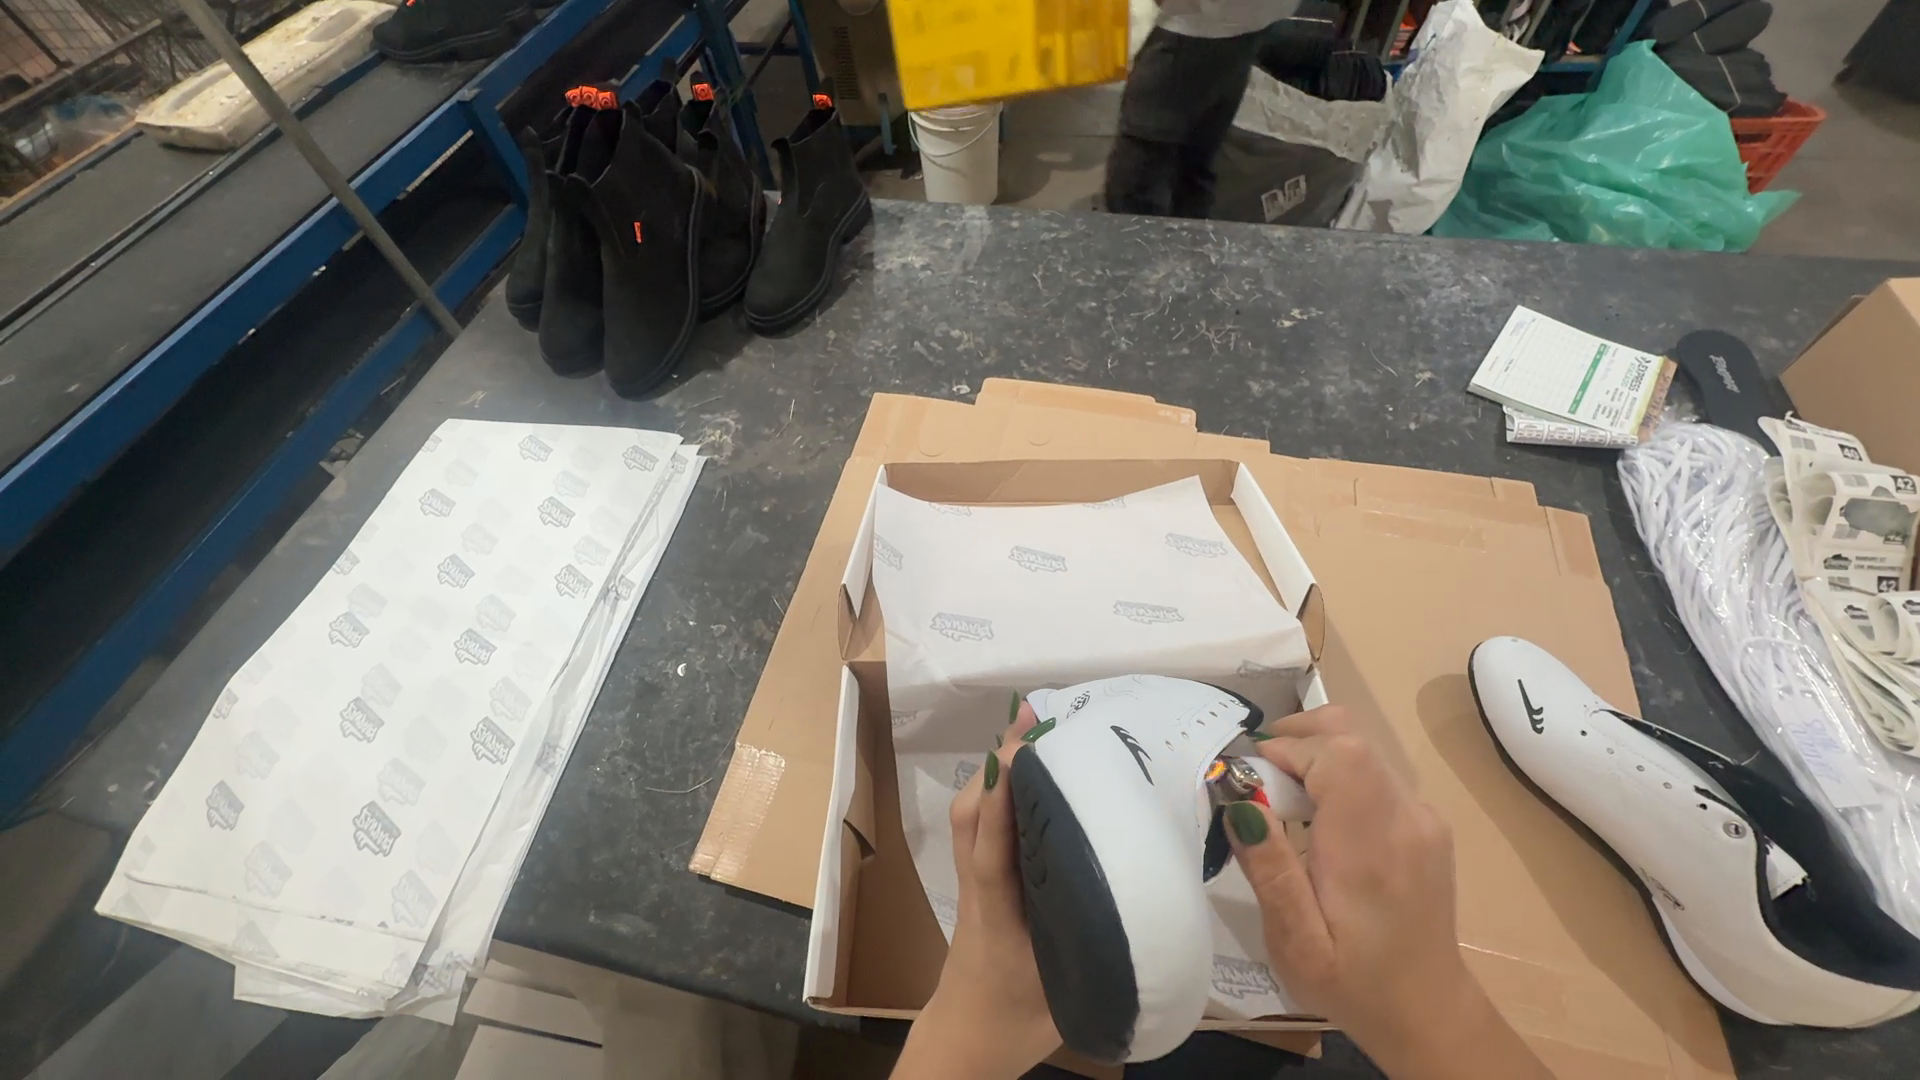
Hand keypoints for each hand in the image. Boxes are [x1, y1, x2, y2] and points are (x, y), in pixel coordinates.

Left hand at [893, 701, 1059, 1079]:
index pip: (991, 848)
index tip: (1018, 751)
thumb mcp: (1063, 989)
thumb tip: (1142, 900)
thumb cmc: (1015, 1018)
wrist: (966, 1040)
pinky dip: (998, 791)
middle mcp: (978, 882)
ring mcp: (972, 877)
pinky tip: (1027, 777)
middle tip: (1036, 721)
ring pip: (972, 814)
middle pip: (973, 815)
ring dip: (996, 771)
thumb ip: (1093, 944)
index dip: (1000, 798)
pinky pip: (980, 824)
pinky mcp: (977, 877)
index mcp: (996, 911)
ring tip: (1032, 734)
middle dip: (999, 764)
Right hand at [1224, 706, 1550, 1079]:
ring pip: (1359, 745)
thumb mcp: (1296, 943)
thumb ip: (1269, 870)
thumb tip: (1239, 803)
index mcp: (1372, 846)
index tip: (1252, 780)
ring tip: (1282, 801)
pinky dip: (1333, 772)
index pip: (1338, 753)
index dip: (1287, 748)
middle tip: (1260, 779)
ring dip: (1311, 754)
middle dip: (1294, 737)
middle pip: (1349, 734)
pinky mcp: (1422, 820)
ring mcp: (1421, 815)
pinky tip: (1315, 817)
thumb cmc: (1354, 983)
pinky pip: (1371, 769)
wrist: (1430, 1014)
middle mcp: (1406, 817)